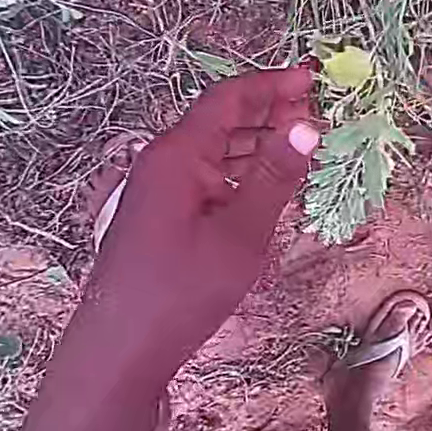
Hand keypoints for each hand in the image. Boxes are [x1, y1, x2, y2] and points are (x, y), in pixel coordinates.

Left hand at [75, 66, 320, 379]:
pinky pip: (205, 174)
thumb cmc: (181, 292)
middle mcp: (163, 159)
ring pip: (214, 148)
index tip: (310, 78)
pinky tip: (265, 180)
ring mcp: (159, 186)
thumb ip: (274, 176)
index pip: (229, 98)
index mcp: (177, 153)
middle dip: (268, 111)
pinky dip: (239, 169)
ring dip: (256, 141)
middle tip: (313, 112)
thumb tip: (306, 127)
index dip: (271, 84)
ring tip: (299, 143)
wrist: (118, 352)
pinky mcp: (161, 210)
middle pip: (221, 119)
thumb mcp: (240, 234)